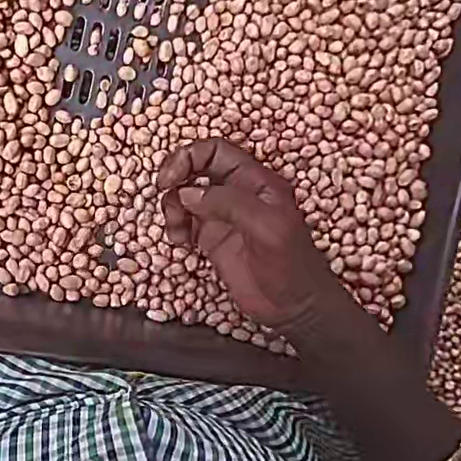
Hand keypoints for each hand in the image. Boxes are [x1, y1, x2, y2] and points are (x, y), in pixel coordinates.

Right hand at [156, 138, 362, 338]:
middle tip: (164, 193)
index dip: (189, 156)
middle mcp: (237, 193)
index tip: (171, 178)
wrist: (296, 308)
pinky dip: (175, 226)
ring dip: (172, 206)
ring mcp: (223, 216)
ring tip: (177, 228)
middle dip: (175, 176)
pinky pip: (184, 221)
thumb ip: (229, 204)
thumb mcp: (267, 228)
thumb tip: (187, 192)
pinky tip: (181, 241)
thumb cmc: (293, 267)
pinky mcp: (212, 238)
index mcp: (255, 182)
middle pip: (195, 168)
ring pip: (185, 194)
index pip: (216, 151)